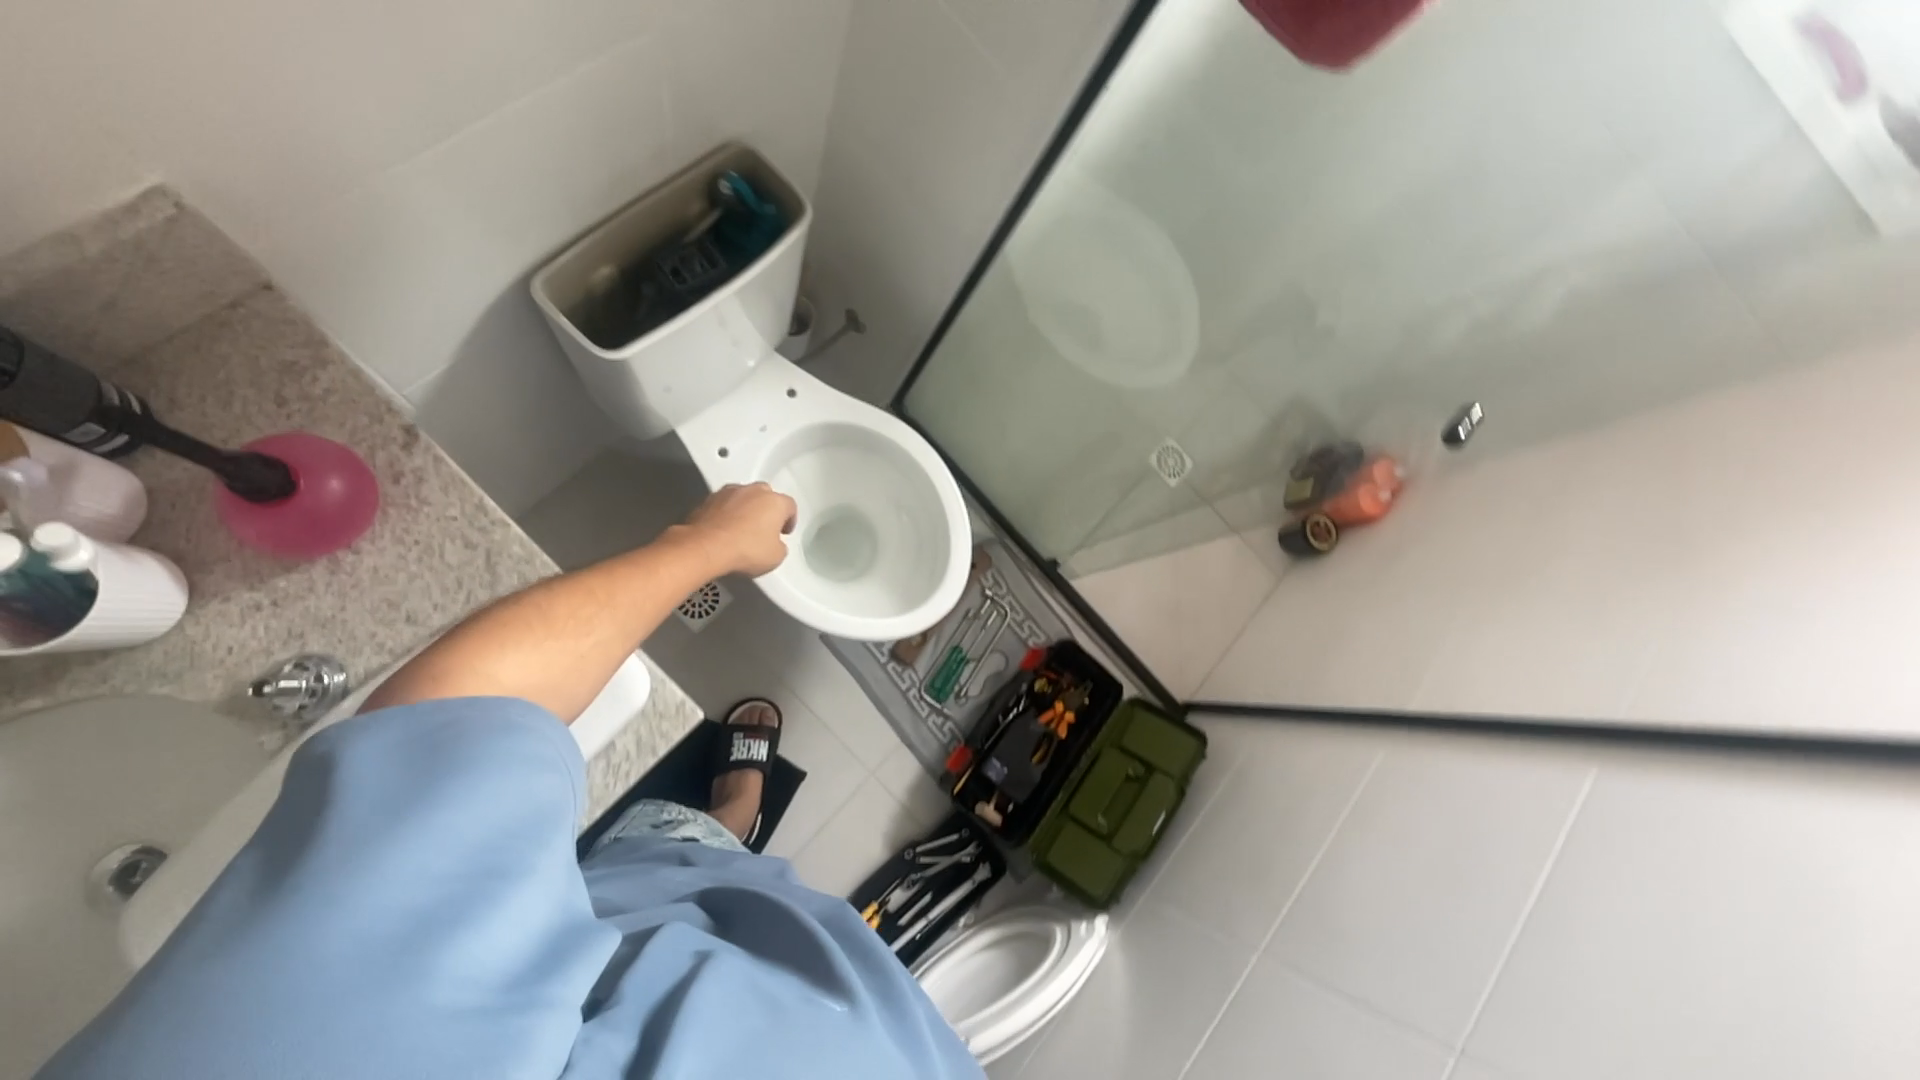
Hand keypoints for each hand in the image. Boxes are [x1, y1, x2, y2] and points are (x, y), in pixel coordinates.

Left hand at [676, 482, 796, 576]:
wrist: (706, 547)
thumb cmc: (745, 549)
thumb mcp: (775, 557)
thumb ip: (780, 546)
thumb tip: (774, 545)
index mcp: (775, 502)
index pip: (790, 505)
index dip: (789, 519)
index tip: (784, 531)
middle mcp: (753, 491)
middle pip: (766, 495)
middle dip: (766, 509)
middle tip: (764, 528)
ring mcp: (729, 493)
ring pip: (743, 497)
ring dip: (745, 509)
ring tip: (742, 529)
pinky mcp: (708, 500)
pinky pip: (723, 505)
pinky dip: (725, 514)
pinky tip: (724, 530)